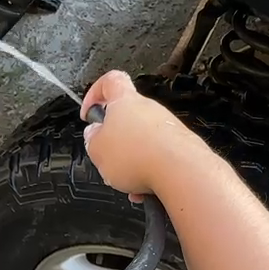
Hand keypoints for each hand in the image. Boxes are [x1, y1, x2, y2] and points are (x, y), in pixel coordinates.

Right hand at [80, 70, 204, 197]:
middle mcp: (148, 109)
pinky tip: (142, 188)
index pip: (110, 81)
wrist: (178, 171)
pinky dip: (146, 170)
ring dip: (129, 160)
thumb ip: (91, 139)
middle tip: (105, 155)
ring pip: (140, 141)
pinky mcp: (178, 145)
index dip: (95, 94)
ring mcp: (165, 126)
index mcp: (124, 101)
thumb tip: (92, 135)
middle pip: (125, 117)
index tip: (89, 112)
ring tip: (125, 179)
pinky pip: (155, 155)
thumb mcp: (97, 150)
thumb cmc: (140, 156)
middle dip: (113, 140)